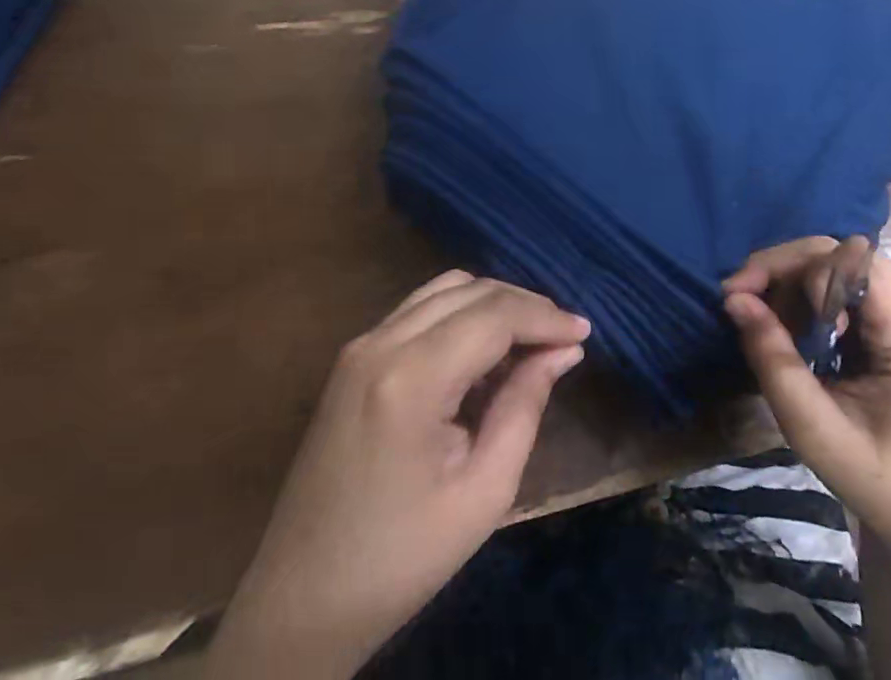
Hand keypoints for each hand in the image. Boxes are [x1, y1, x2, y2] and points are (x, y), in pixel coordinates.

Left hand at [208, 271, 588, 679]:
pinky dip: (462, 315)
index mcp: (412, 378)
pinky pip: (418, 312)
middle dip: (524, 306)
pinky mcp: (351, 363)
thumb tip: (565, 350)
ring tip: (532, 340)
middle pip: (470, 291)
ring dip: (493, 305)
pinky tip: (486, 351)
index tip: (586, 333)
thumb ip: (525, 405)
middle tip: (565, 337)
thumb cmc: (404, 555)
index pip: (495, 315)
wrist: (304, 599)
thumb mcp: (486, 488)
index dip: (546, 317)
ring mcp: (359, 349)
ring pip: (443, 292)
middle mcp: (379, 344)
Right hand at [724, 238, 890, 553]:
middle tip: (742, 302)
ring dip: (796, 287)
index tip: (742, 294)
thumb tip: (734, 300)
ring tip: (769, 326)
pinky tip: (795, 334)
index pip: (852, 262)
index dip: (793, 265)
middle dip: (787, 271)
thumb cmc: (878, 482)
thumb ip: (774, 361)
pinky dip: (811, 303)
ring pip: (844, 271)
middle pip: (846, 258)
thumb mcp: (814, 429)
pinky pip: (850, 296)